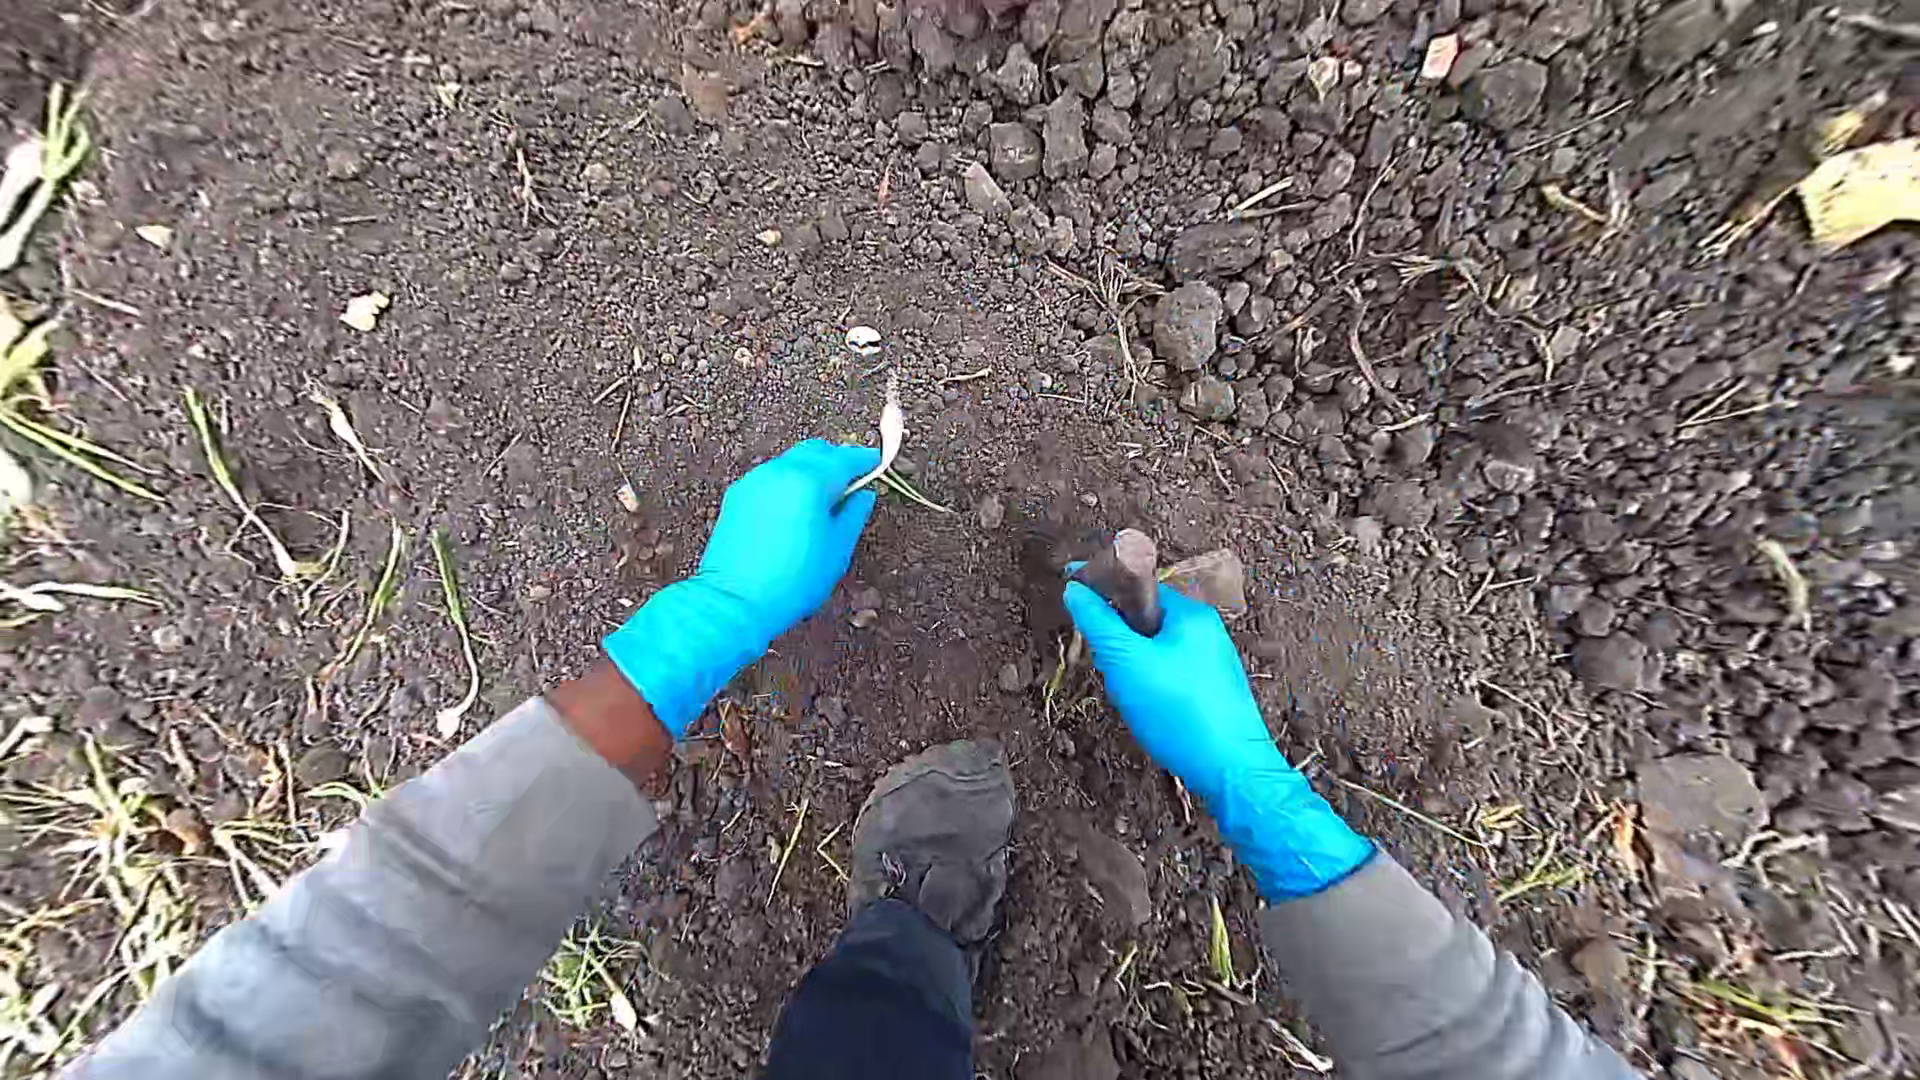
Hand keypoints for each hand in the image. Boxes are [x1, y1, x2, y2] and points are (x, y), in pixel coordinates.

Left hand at [604, 440, 879, 736]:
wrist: (736, 601)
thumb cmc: (793, 580)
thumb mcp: (838, 549)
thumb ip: (854, 514)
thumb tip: (863, 494)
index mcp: (809, 480)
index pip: (845, 458)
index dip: (866, 461)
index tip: (876, 465)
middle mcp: (780, 471)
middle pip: (817, 451)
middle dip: (838, 461)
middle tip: (853, 483)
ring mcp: (756, 481)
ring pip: (792, 462)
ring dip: (812, 472)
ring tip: (824, 502)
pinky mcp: (738, 496)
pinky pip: (772, 478)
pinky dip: (790, 483)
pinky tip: (796, 511)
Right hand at [1064, 582, 1373, 899]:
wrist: (1230, 771)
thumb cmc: (1177, 710)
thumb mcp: (1125, 661)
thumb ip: (1097, 621)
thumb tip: (1074, 589)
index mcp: (1190, 614)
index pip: (1138, 590)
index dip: (1105, 598)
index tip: (1077, 605)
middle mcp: (1205, 631)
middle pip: (1142, 623)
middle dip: (1118, 646)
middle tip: (1112, 671)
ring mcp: (1210, 661)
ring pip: (1151, 651)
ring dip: (1131, 669)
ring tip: (1131, 696)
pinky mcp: (1211, 689)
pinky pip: (1167, 673)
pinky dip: (1149, 686)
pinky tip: (1148, 710)